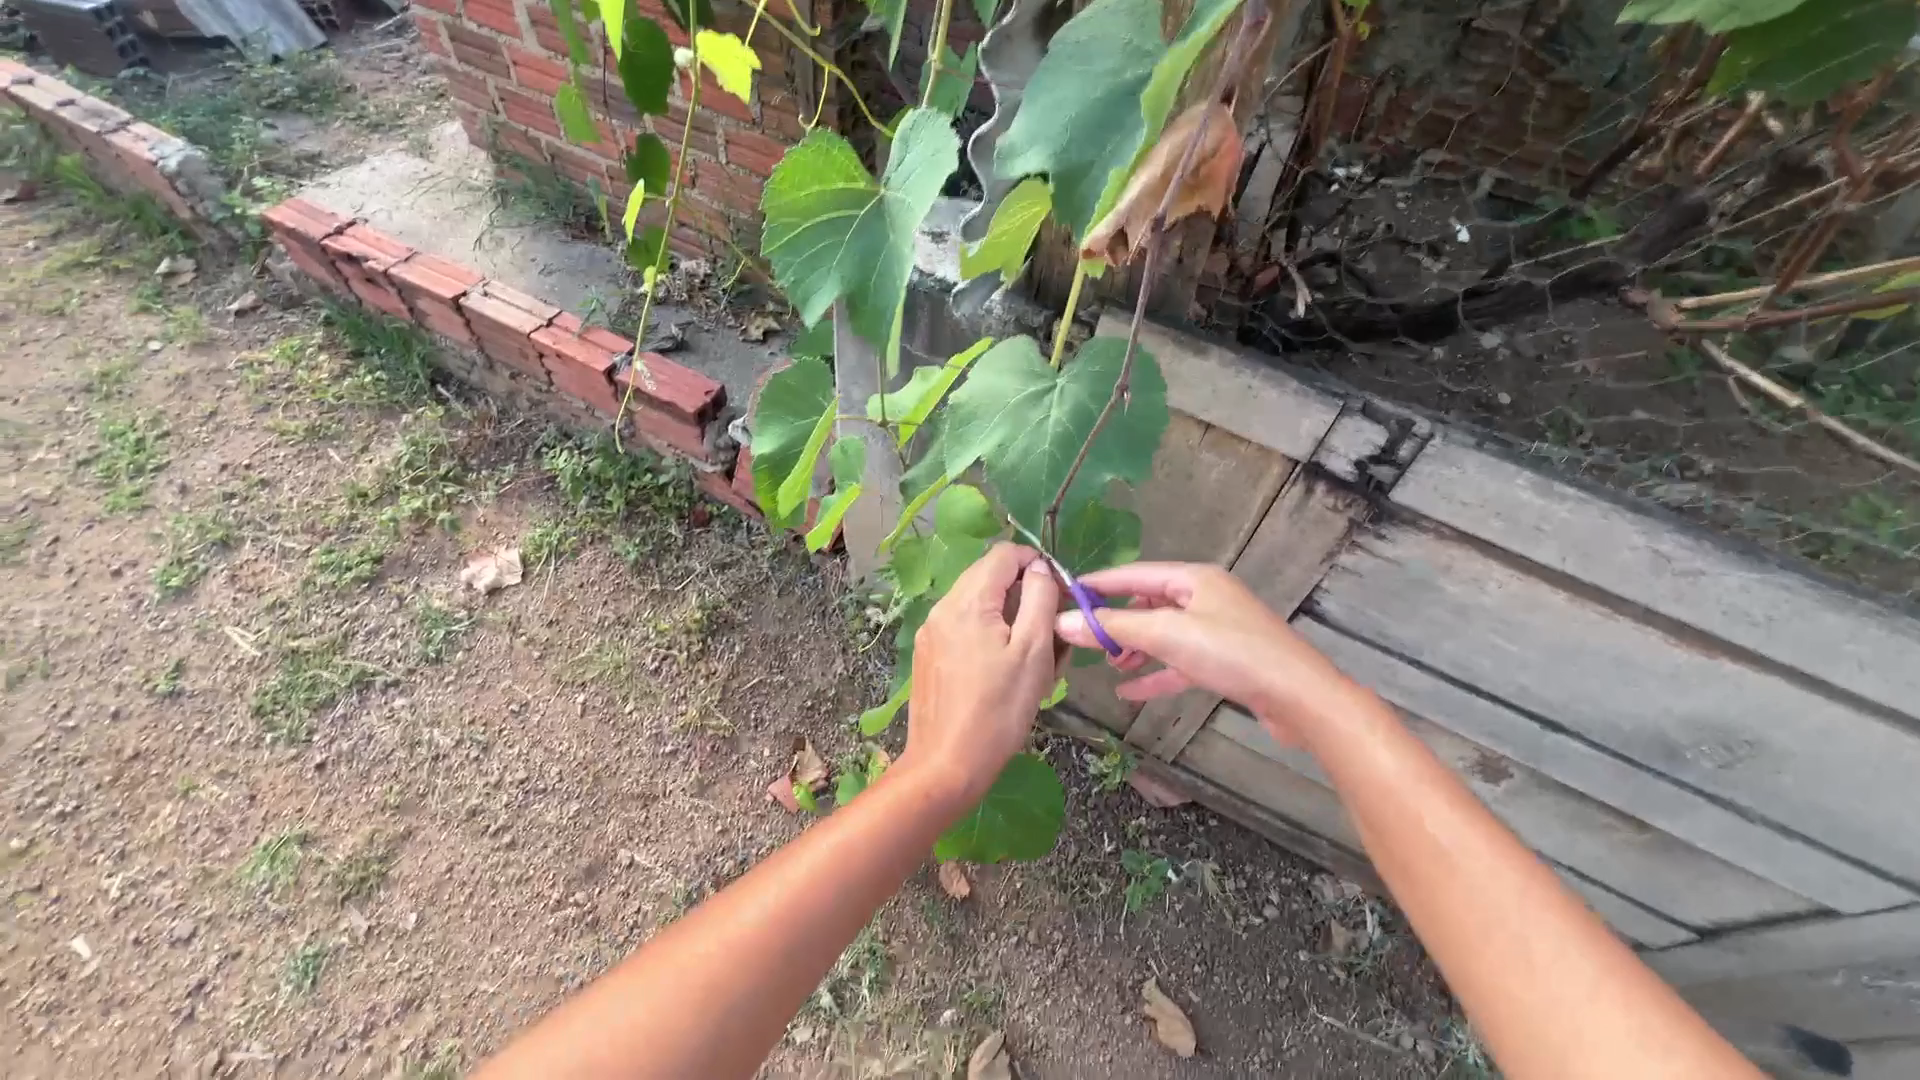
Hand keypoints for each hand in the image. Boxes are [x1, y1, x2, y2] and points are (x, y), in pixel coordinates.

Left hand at [902, 544, 1060, 803]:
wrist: (947, 764)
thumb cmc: (999, 710)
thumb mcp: (1033, 651)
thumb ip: (1039, 599)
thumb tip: (1039, 568)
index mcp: (968, 602)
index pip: (1004, 554)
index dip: (1036, 563)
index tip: (1058, 592)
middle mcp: (943, 608)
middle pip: (988, 576)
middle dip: (1023, 592)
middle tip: (1051, 628)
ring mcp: (931, 632)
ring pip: (977, 604)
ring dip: (1008, 616)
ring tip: (1032, 655)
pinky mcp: (928, 655)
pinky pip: (963, 627)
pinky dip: (988, 634)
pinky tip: (1004, 669)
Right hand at [1054, 562, 1356, 743]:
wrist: (1299, 697)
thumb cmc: (1233, 653)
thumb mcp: (1167, 635)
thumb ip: (1114, 627)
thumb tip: (1062, 621)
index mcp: (1193, 578)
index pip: (1132, 574)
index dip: (1097, 585)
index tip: (1063, 596)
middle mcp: (1205, 597)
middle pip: (1147, 602)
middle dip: (1116, 621)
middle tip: (1086, 641)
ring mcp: (1216, 629)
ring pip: (1163, 633)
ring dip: (1134, 648)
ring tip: (1110, 665)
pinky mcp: (1225, 660)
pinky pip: (1179, 661)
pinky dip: (1155, 672)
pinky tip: (1130, 690)